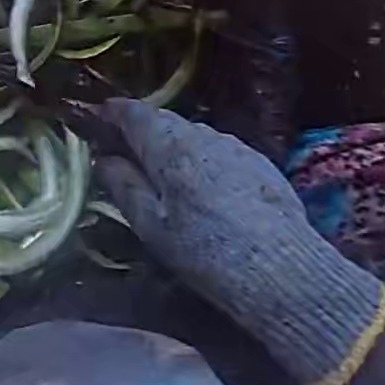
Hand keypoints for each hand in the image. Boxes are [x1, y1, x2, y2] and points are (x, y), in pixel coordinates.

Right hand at [95, 100, 384, 384]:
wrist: (286, 273)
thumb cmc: (206, 252)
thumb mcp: (152, 227)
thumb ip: (123, 186)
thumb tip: (103, 158)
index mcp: (167, 145)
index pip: (132, 112)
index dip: (112, 111)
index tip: (98, 115)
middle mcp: (198, 133)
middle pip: (161, 119)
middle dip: (141, 128)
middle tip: (125, 146)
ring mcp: (231, 144)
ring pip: (190, 133)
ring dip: (171, 142)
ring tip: (164, 168)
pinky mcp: (257, 160)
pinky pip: (216, 147)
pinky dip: (200, 156)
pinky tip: (204, 184)